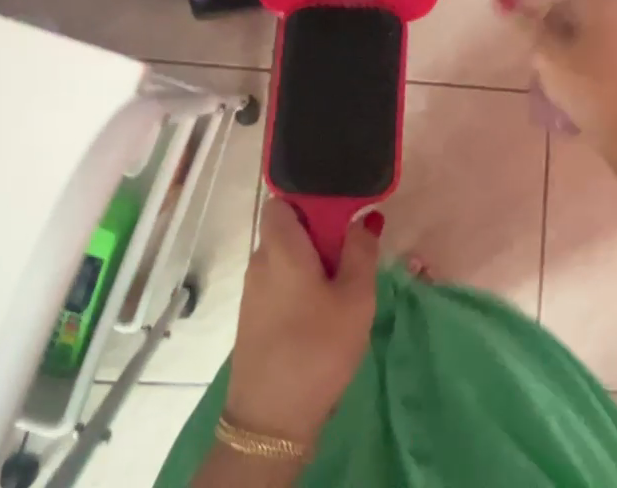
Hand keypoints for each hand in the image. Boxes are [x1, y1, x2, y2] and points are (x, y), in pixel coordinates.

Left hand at [223, 198, 380, 444]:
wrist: (272, 418)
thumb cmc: (318, 348)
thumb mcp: (355, 298)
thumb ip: (361, 251)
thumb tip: (363, 218)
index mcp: (280, 247)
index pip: (281, 200)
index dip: (308, 198)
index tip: (340, 211)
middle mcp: (259, 261)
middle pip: (287, 229)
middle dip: (318, 233)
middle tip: (353, 252)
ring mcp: (253, 291)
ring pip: (284, 258)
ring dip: (311, 262)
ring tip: (343, 285)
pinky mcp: (254, 317)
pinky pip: (279, 283)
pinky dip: (300, 286)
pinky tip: (323, 312)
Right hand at [497, 0, 616, 144]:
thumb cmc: (588, 87)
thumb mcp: (548, 57)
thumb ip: (527, 28)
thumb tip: (508, 6)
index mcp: (600, 3)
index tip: (506, 0)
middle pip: (572, 4)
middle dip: (543, 16)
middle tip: (522, 35)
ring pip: (582, 28)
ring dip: (557, 38)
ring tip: (537, 62)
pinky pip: (594, 47)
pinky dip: (573, 53)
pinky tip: (560, 76)